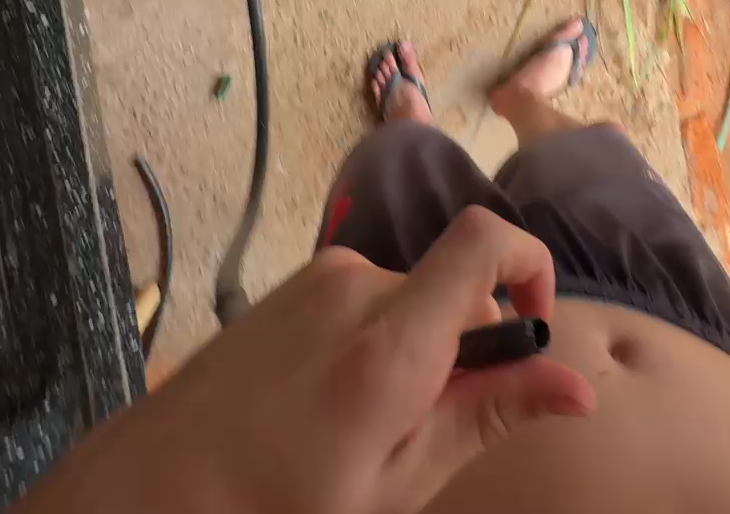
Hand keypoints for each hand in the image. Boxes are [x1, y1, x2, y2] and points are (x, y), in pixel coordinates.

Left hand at [12, 207, 595, 513]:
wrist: (152, 485)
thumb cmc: (279, 506)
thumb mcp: (395, 483)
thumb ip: (486, 416)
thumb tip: (577, 386)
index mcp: (388, 341)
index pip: (483, 242)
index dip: (531, 263)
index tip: (535, 323)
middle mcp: (356, 283)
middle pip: (455, 280)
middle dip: (471, 338)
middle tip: (436, 417)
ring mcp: (323, 275)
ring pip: (416, 290)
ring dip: (425, 341)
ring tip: (376, 417)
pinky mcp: (301, 278)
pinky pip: (374, 290)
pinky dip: (387, 331)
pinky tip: (341, 393)